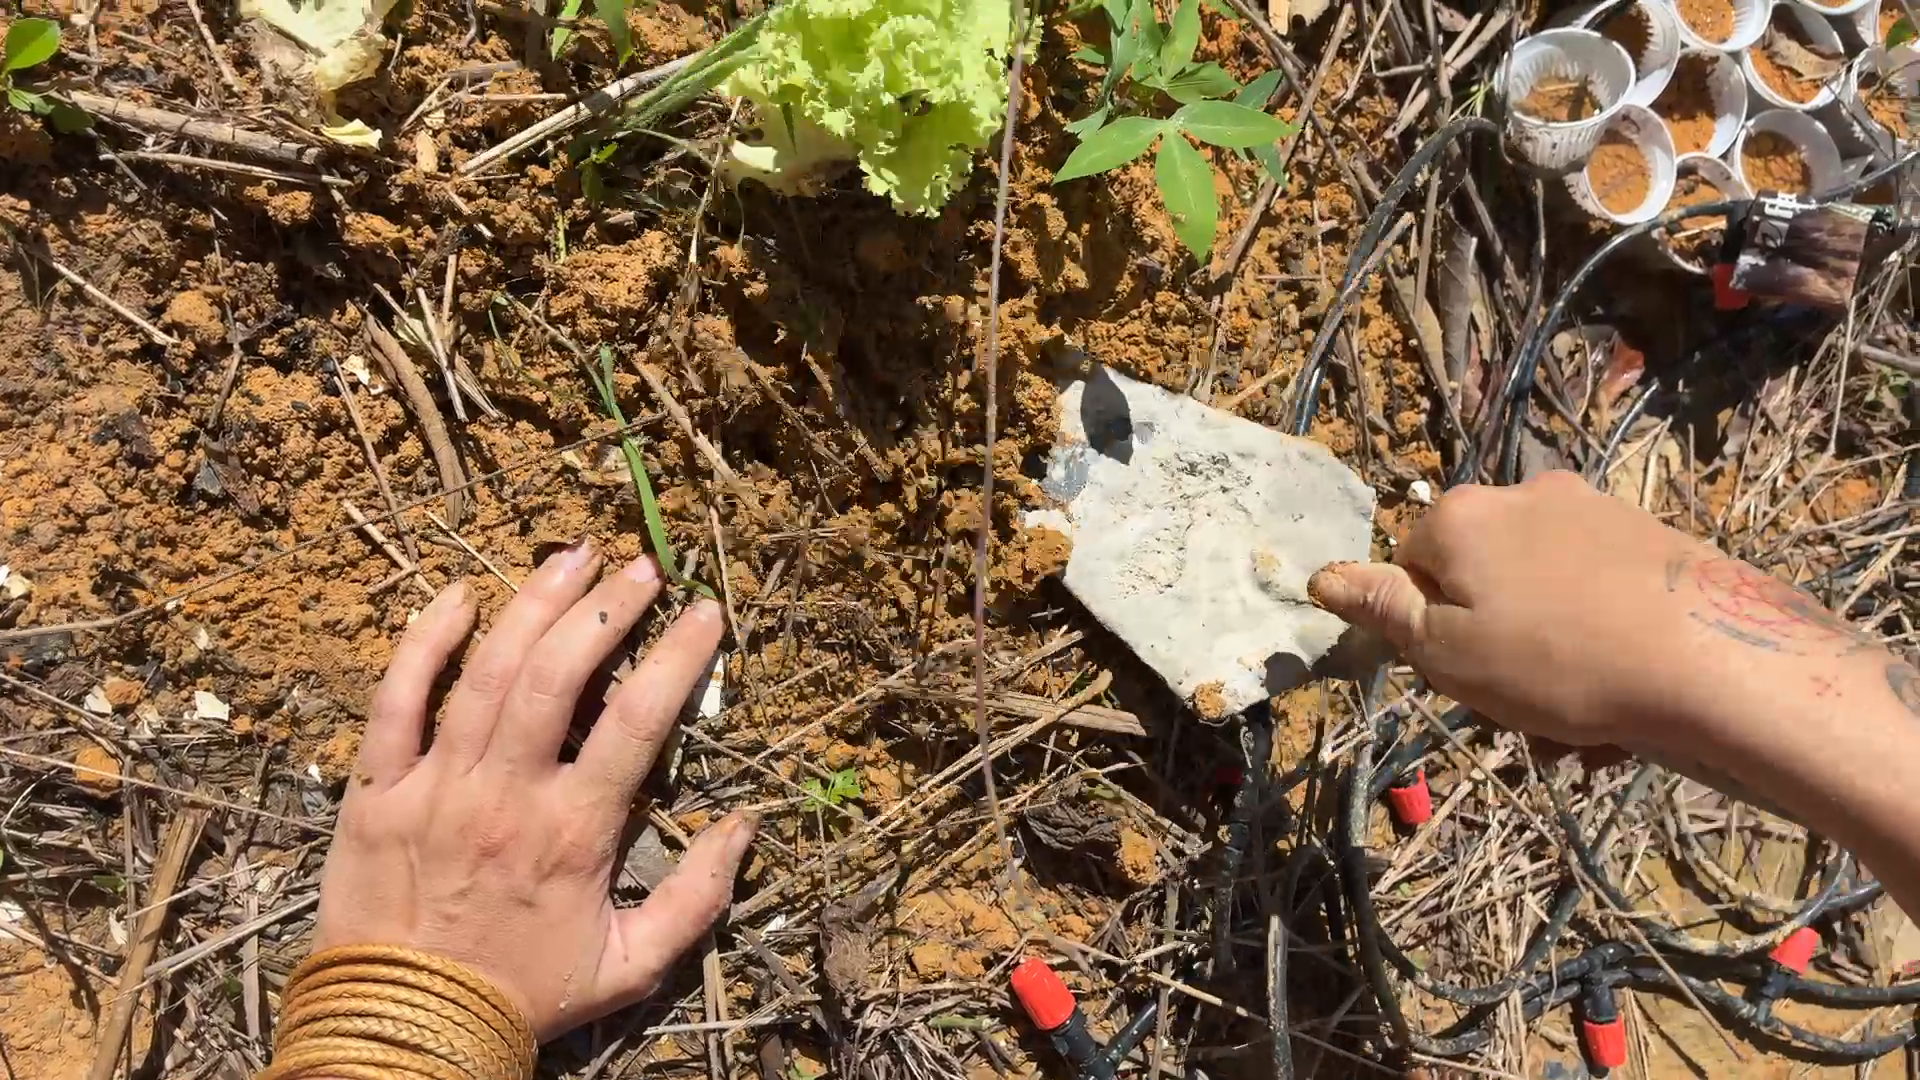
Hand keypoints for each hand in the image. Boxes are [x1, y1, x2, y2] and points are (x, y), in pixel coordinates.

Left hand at [311, 541, 754, 1039]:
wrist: (396, 1044)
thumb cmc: (526, 992)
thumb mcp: (633, 964)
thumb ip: (700, 898)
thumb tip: (746, 825)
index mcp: (574, 832)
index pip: (638, 720)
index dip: (678, 656)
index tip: (705, 612)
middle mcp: (506, 794)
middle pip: (560, 674)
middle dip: (608, 609)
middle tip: (644, 568)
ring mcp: (433, 786)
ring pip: (487, 671)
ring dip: (536, 604)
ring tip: (576, 555)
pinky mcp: (373, 792)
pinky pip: (392, 702)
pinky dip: (424, 644)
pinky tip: (459, 597)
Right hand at [1306, 471, 1855, 754]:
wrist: (1733, 670)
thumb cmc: (1557, 662)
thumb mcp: (1442, 648)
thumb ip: (1377, 606)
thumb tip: (1320, 576)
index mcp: (1457, 517)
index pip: (1407, 569)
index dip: (1426, 622)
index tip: (1462, 666)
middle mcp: (1518, 493)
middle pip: (1473, 573)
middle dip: (1485, 630)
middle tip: (1517, 695)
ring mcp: (1591, 507)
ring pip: (1533, 583)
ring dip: (1539, 640)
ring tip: (1575, 710)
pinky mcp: (1650, 530)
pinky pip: (1590, 582)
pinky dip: (1591, 627)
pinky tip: (1618, 681)